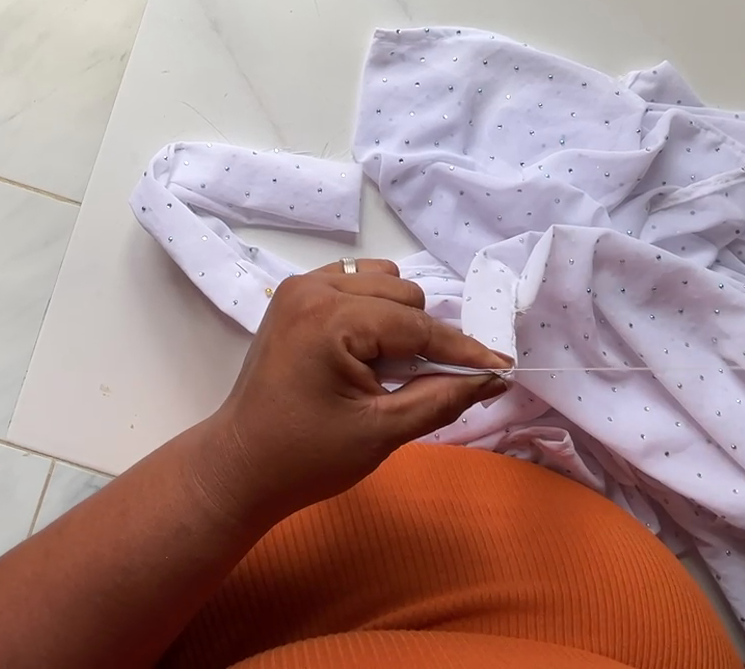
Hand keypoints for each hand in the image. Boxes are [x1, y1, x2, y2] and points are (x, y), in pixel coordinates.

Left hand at [193, 259, 511, 525]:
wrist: (241, 465)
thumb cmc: (307, 457)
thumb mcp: (382, 432)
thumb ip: (441, 398)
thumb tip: (491, 377)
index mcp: (330, 318)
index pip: (415, 325)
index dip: (462, 348)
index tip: (503, 364)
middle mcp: (313, 287)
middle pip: (404, 294)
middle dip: (424, 338)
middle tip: (419, 383)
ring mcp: (300, 286)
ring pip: (383, 281)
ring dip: (399, 319)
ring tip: (388, 367)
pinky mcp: (295, 294)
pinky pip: (355, 280)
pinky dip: (374, 308)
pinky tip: (367, 347)